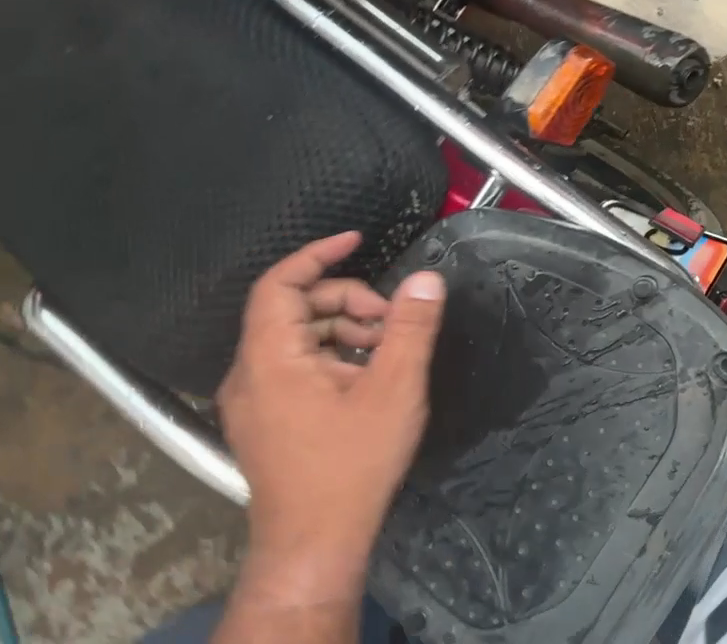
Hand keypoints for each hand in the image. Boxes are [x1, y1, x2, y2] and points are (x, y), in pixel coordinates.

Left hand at [217, 232, 445, 608]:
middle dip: (350, 300)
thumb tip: (426, 278)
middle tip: (395, 321)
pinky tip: (373, 375)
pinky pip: (298, 363)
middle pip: (295, 308)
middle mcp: (250, 374)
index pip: (279, 286)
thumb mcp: (395, 386)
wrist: (317, 536)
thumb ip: (410, 327)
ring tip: (390, 350)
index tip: (357, 239)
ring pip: (300, 337)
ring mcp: (256, 398)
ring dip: (348, 328)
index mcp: (271, 360)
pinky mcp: (268, 417)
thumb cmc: (354, 459)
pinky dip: (337, 353)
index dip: (317, 255)